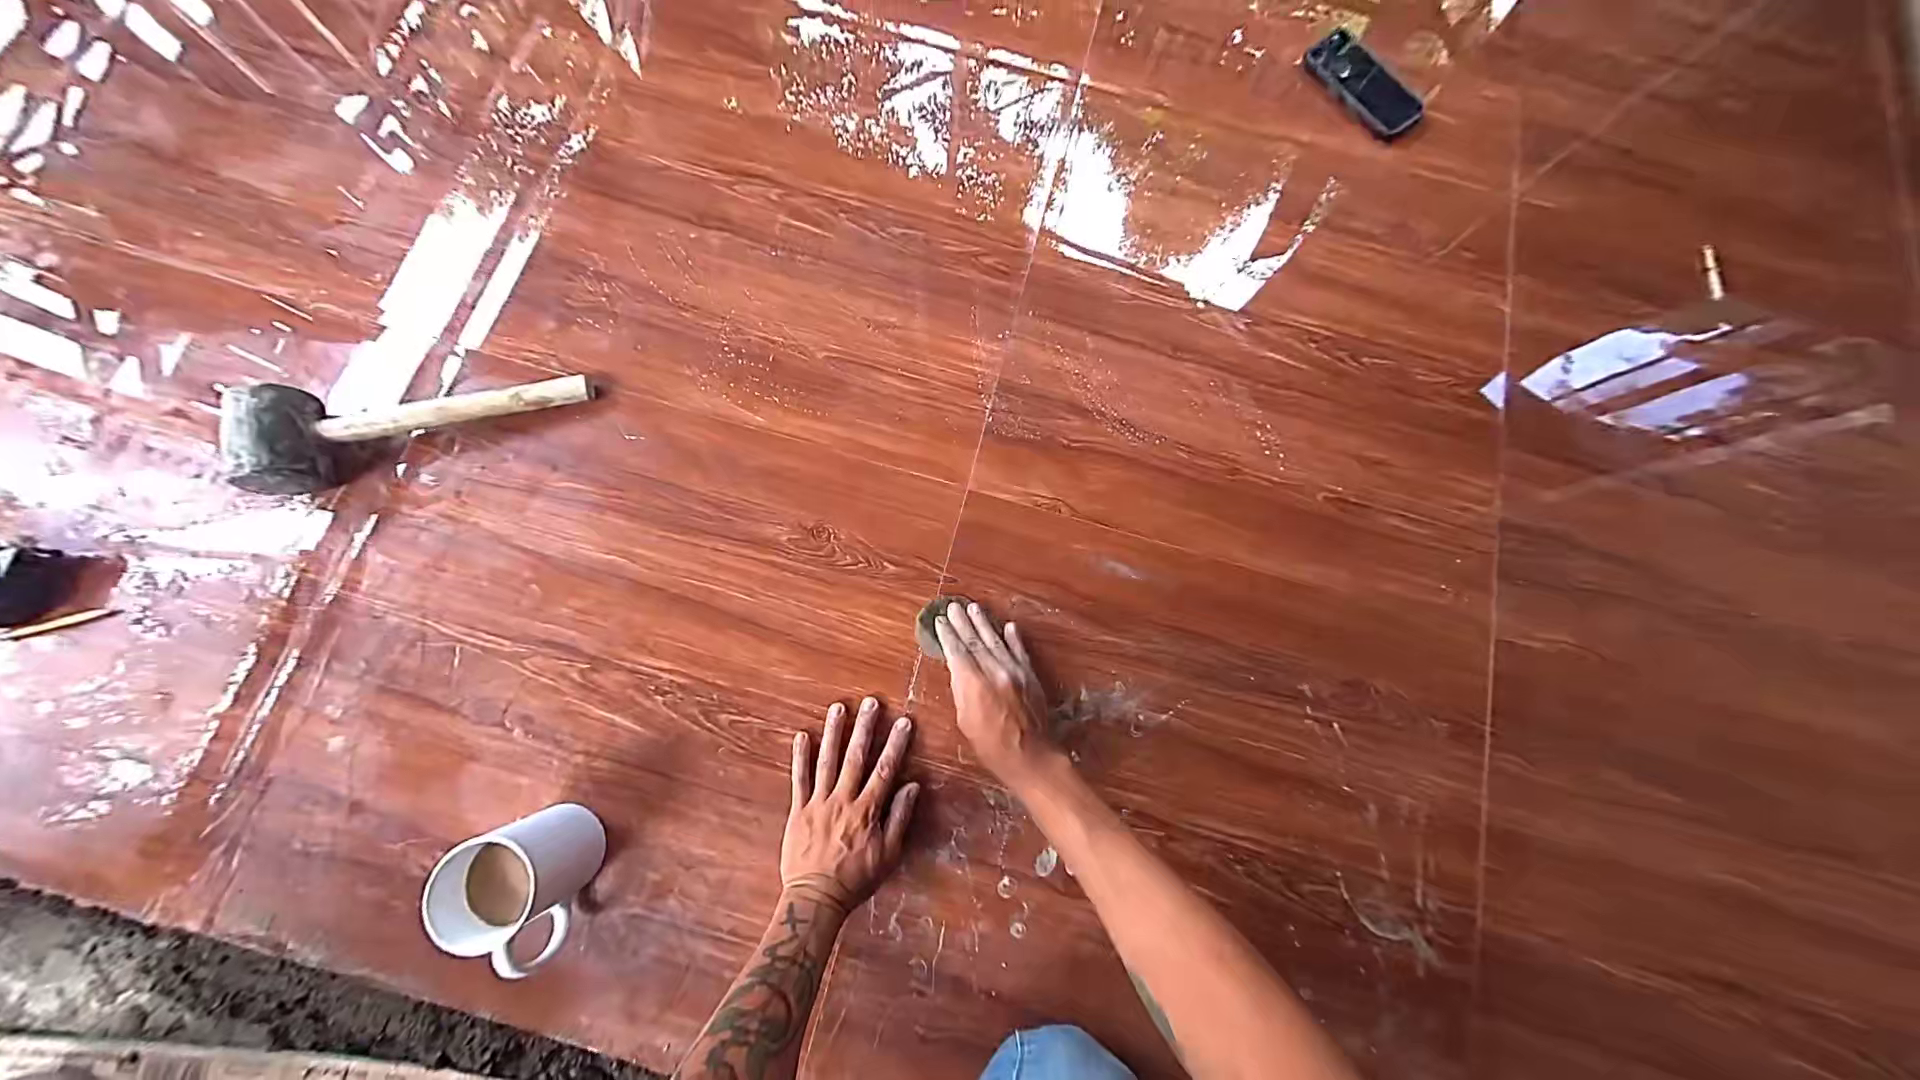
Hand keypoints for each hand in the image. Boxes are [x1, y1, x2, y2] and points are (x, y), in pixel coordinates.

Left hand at [780, 697, 919, 913]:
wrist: (815, 899)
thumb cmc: (856, 879)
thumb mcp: (888, 854)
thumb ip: (900, 818)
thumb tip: (913, 786)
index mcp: (866, 810)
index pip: (885, 770)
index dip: (895, 744)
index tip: (904, 721)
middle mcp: (843, 800)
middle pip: (855, 757)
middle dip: (865, 727)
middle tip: (871, 702)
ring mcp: (818, 803)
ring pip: (826, 761)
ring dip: (834, 732)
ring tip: (838, 708)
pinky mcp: (798, 810)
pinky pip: (799, 779)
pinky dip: (800, 757)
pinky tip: (802, 735)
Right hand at [934, 602, 1056, 785]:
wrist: (1031, 757)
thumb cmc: (992, 747)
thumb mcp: (966, 720)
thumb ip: (962, 691)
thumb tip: (960, 672)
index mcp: (974, 684)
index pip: (957, 652)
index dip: (947, 636)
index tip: (940, 621)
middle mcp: (995, 671)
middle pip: (975, 641)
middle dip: (962, 623)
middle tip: (953, 607)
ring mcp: (1015, 671)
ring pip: (996, 641)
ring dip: (984, 623)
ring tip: (974, 608)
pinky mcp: (1030, 676)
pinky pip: (1020, 651)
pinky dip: (1014, 638)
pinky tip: (1009, 626)